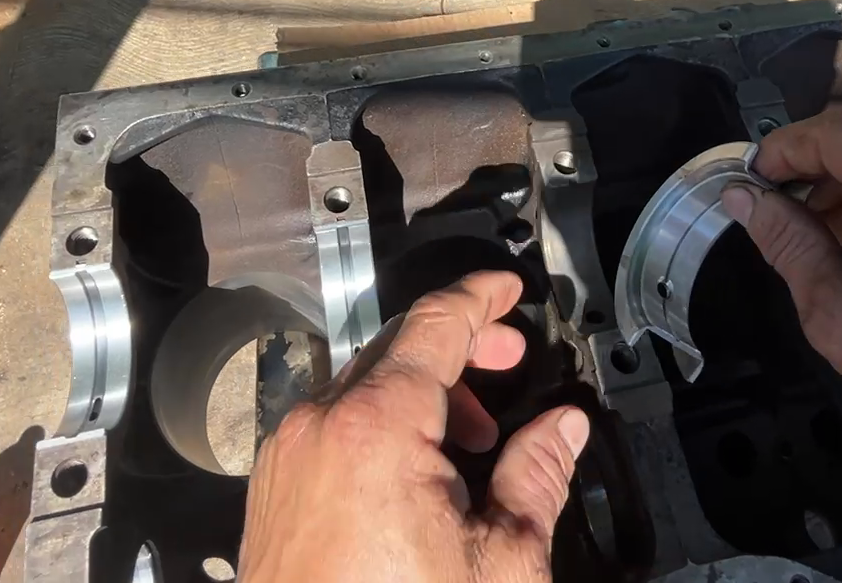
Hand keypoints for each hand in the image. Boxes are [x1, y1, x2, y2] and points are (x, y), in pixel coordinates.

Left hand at [239, 271, 590, 582]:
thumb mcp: (500, 564)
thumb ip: (537, 477)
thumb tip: (564, 427)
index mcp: (375, 425)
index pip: (436, 323)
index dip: (480, 296)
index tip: (508, 286)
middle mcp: (320, 423)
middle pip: (401, 346)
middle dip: (463, 344)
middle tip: (511, 358)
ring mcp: (290, 452)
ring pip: (368, 381)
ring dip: (426, 387)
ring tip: (476, 433)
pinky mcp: (277, 484)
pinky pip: (339, 420)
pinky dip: (385, 419)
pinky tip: (421, 464)